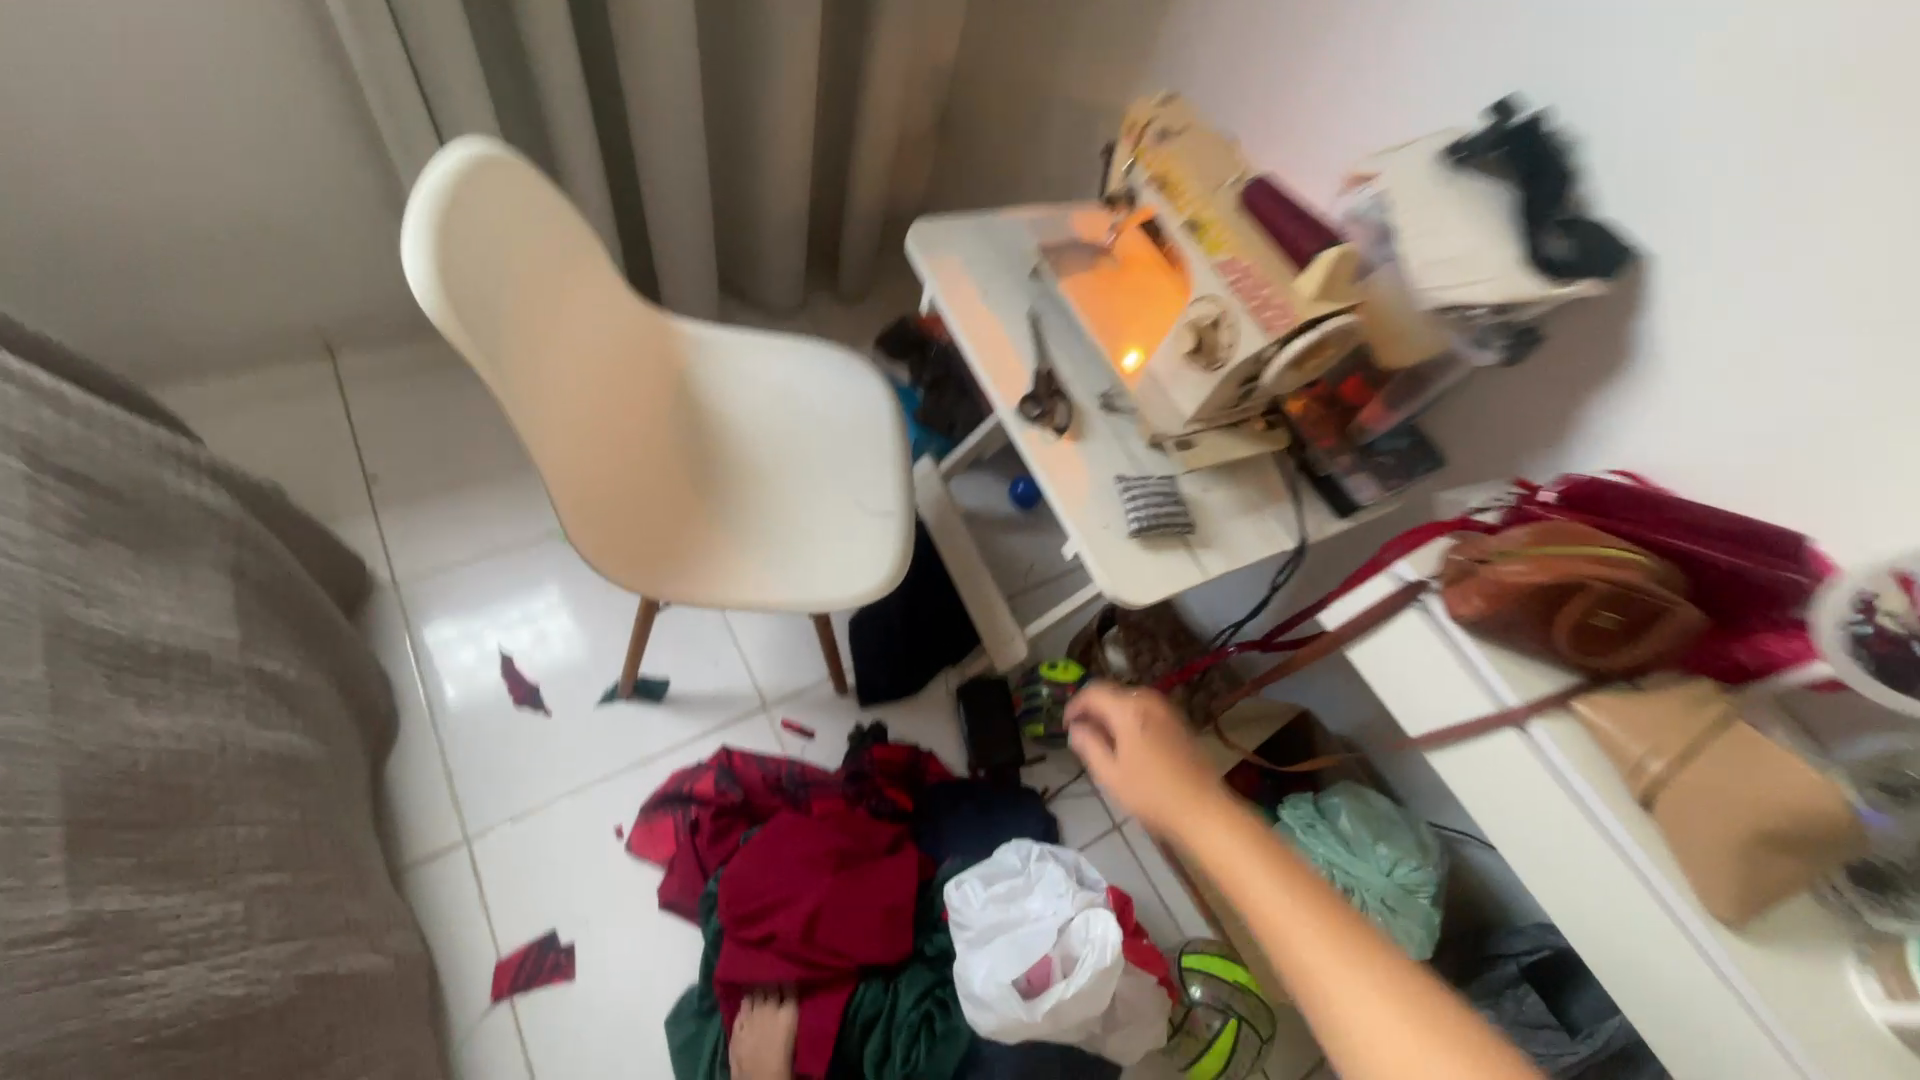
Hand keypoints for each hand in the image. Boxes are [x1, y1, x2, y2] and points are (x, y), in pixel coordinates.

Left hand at [729, 987, 798, 1079]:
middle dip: (771, 984)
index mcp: (787, 1013)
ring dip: (757, 993)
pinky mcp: (737, 1028)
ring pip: (753, 995)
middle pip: (769, 987)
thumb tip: (787, 1006)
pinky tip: (747, 1006)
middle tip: (773, 985)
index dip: (788, 983)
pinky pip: (741, 1010)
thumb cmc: (784, 1063)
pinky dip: (745, 1006)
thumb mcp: (794, 1035)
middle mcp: (768, 1009)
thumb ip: (789, 1016)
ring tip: (759, 993)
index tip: (789, 982)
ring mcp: (750, 1018)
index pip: (789, 987)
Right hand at [1066, 681, 1225, 839]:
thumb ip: (1088, 744)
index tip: (1066, 725)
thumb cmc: (1151, 794)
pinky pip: (1146, 709)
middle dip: (1094, 709)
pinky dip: (1131, 718)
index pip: (1092, 692)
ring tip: (1104, 740)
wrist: (1202, 808)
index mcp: (1128, 709)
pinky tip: (1129, 743)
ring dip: (1113, 714)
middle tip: (1083, 734)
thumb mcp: (1109, 774)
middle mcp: (1148, 700)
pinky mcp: (1179, 721)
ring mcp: (1167, 709)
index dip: (1074, 705)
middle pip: (1113, 693)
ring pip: (1130, 700)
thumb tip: (1075, 728)